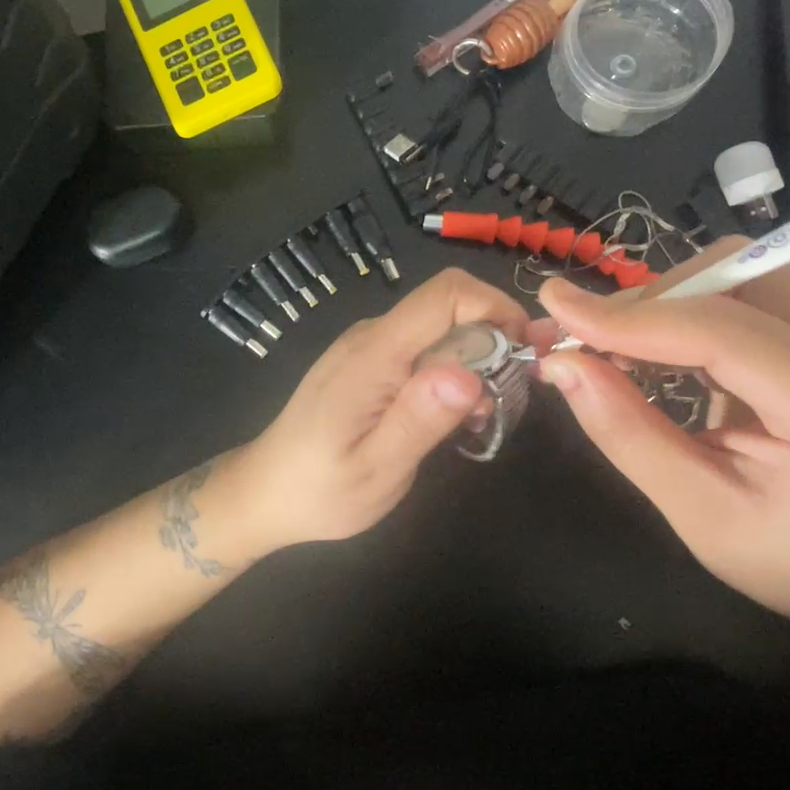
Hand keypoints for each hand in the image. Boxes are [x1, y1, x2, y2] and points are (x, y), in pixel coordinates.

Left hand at [227, 268, 529, 548]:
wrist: (263, 494)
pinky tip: (449, 418)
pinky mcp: (366, 365)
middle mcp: (369, 338)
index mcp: (372, 356)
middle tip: (506, 401)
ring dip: (472, 364)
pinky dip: (447, 374)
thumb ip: (420, 419)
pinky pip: (419, 350)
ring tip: (478, 420)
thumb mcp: (377, 469)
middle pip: (448, 309)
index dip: (496, 309)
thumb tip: (469, 372)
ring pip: (437, 330)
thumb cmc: (318, 490)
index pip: (445, 295)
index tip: (526, 353)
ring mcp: (365, 349)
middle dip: (492, 342)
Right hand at [531, 238, 789, 626]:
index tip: (554, 307)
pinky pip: (755, 289)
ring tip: (617, 344)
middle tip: (583, 339)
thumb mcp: (699, 516)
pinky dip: (692, 307)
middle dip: (649, 300)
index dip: (634, 317)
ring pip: (747, 271)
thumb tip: (561, 365)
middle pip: (742, 279)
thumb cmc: (789, 560)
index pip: (729, 334)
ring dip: (668, 299)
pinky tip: (660, 347)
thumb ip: (630, 434)